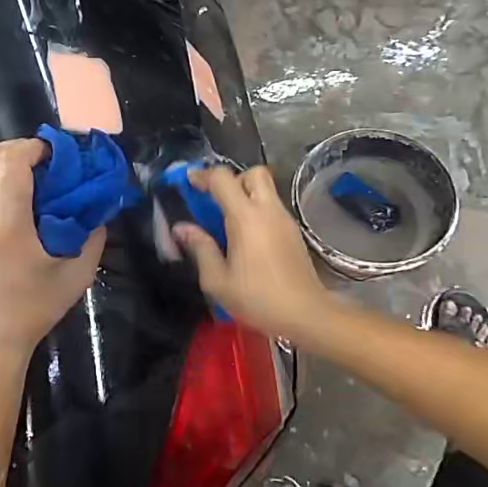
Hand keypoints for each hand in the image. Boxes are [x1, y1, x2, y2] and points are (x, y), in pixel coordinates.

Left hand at [0, 139, 105, 365]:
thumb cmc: (33, 310)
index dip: (34, 148)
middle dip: (16, 149)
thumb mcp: (75, 276)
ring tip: (18, 170)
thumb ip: (93, 238)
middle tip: (39, 159)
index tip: (53, 152)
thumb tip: (99, 210)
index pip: (13, 163)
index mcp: (6, 223)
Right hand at [172, 165, 330, 336]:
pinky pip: (272, 208)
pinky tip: (247, 239)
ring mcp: (285, 219)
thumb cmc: (257, 298)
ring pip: (265, 189)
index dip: (203, 175)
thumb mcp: (217, 280)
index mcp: (246, 217)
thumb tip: (181, 228)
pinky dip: (257, 211)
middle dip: (231, 180)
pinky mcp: (294, 232)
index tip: (189, 184)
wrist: (305, 313)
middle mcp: (268, 210)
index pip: (223, 178)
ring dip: (245, 195)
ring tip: (228, 223)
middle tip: (215, 201)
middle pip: (252, 173)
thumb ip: (200, 248)